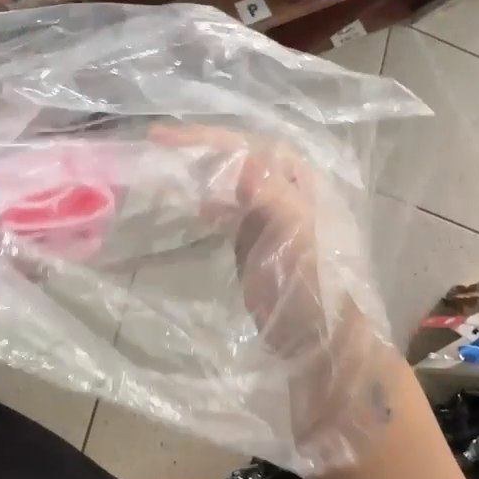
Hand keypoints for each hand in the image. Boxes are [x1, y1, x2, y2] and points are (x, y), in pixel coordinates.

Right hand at [149, 124, 401, 434]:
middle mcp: (286, 191)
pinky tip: (194, 209)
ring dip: (200, 171)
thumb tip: (240, 159)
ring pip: (229, 180)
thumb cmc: (316, 285)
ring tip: (166, 170)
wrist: (321, 341)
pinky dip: (207, 202)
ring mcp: (270, 216)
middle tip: (157, 145)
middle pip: (237, 156)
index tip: (162, 137)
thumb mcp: (296, 235)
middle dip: (199, 148)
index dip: (205, 138)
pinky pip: (228, 209)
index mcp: (301, 182)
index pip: (247, 146)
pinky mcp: (256, 241)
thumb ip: (270, 195)